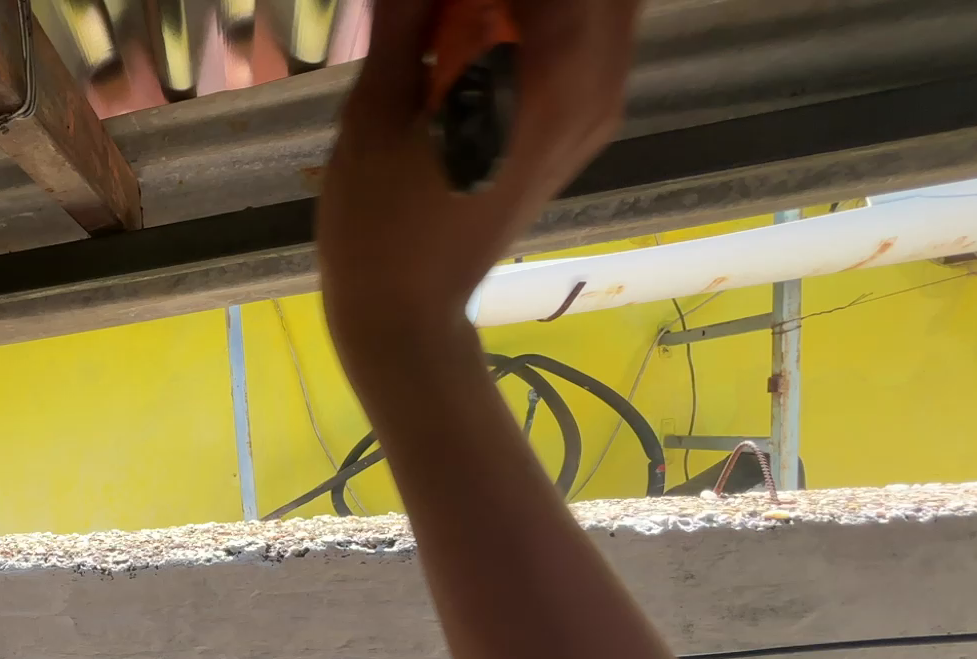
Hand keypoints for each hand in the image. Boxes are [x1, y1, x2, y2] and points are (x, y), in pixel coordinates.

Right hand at [317, 0, 640, 350]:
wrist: (404, 310)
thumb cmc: (374, 224)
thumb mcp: (373, 116)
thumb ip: (405, 21)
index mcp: (543, 67)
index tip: (425, 10)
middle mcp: (596, 74)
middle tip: (442, 20)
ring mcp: (602, 102)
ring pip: (601, 4)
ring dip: (532, 9)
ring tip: (466, 34)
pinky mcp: (590, 125)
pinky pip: (600, 35)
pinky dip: (554, 22)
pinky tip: (494, 45)